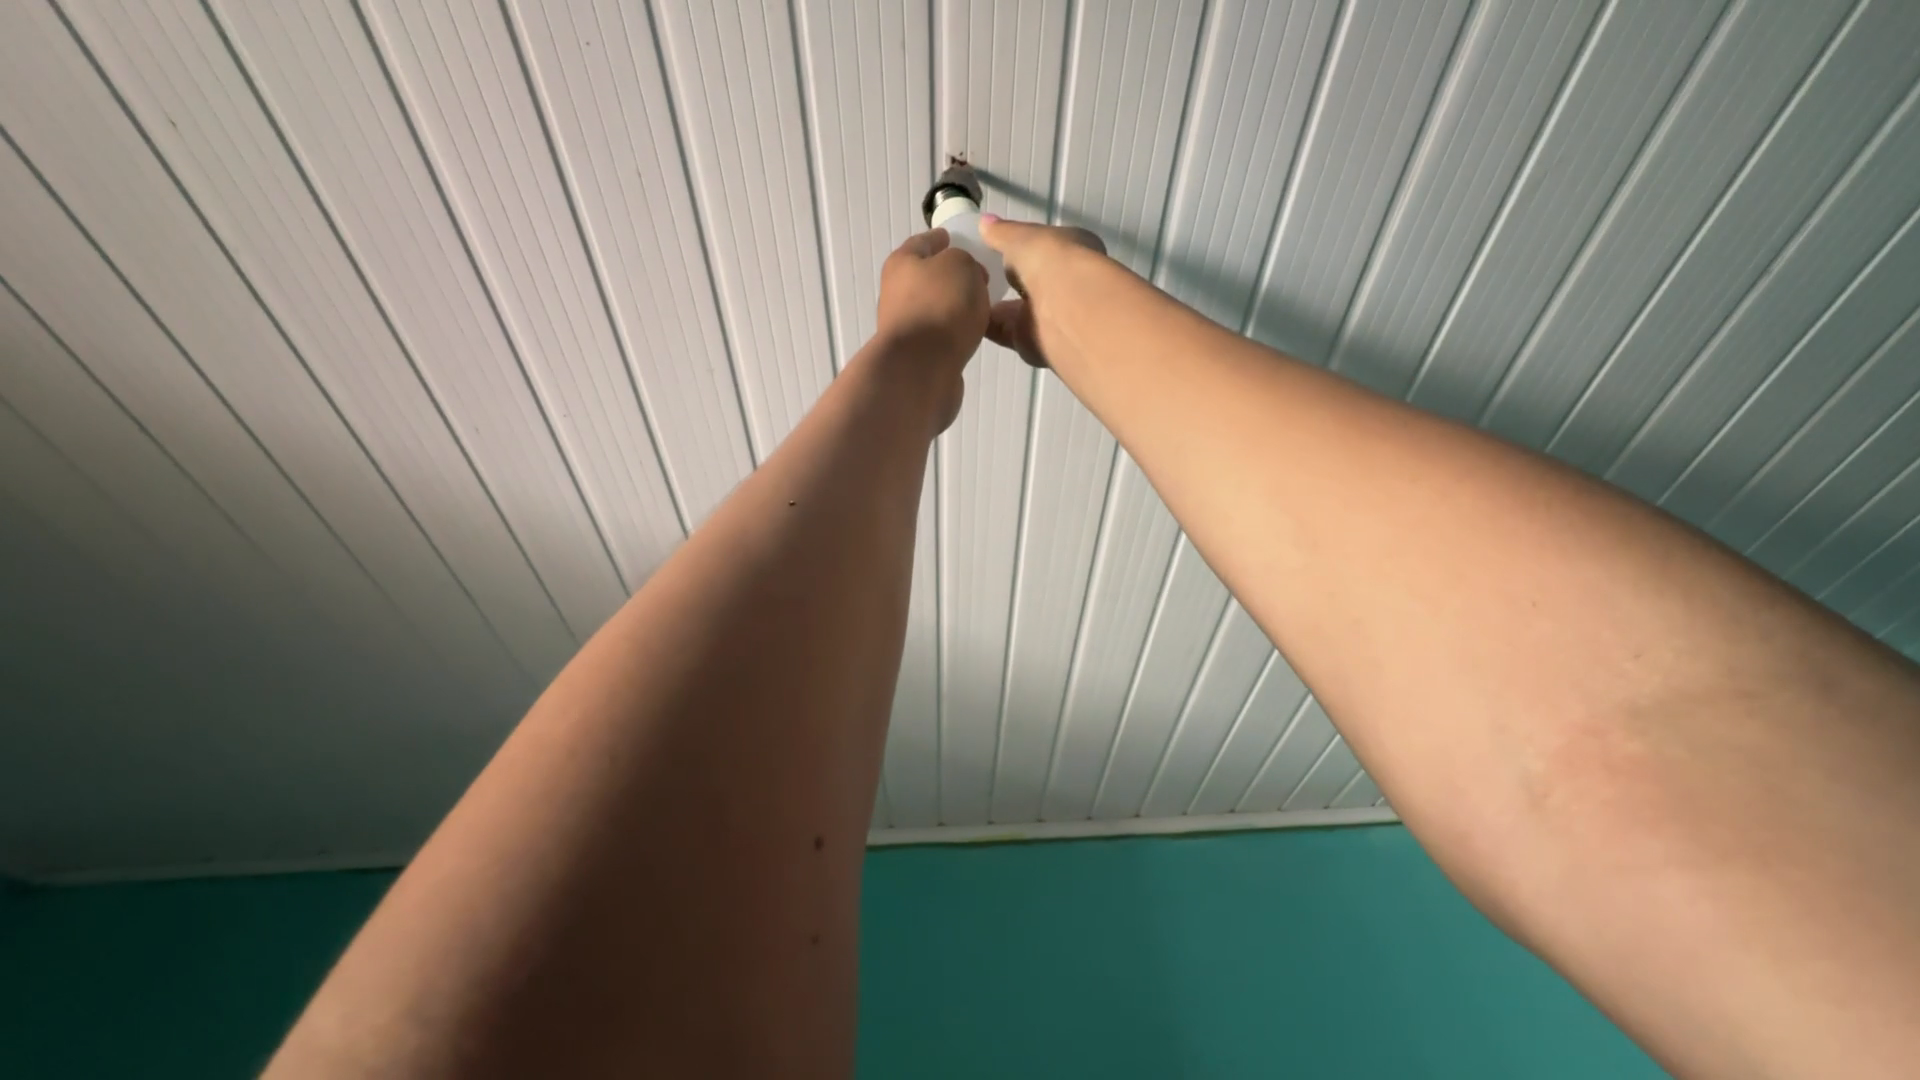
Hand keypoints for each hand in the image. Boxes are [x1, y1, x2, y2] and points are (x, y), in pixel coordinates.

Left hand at [875, 228, 990, 355]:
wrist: (921, 367)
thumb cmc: (940, 305)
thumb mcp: (961, 265)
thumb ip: (966, 261)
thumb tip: (967, 278)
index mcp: (902, 263)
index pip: (922, 242)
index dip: (940, 238)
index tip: (954, 237)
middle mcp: (897, 293)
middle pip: (926, 276)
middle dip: (949, 275)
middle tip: (978, 275)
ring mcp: (905, 326)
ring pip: (934, 307)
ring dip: (953, 306)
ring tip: (980, 307)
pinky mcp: (916, 354)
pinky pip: (940, 335)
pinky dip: (953, 331)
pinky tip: (970, 333)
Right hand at [978, 217, 1106, 368]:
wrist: (1063, 308)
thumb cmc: (1050, 260)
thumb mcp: (1021, 236)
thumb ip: (1002, 233)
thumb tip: (985, 222)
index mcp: (1071, 253)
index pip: (1045, 250)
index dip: (1023, 249)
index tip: (996, 249)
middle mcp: (1064, 286)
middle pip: (1031, 282)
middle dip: (1010, 280)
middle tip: (976, 274)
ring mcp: (1049, 317)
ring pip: (1017, 309)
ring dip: (996, 305)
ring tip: (964, 294)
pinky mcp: (1031, 344)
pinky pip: (1003, 330)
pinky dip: (986, 324)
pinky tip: (964, 314)